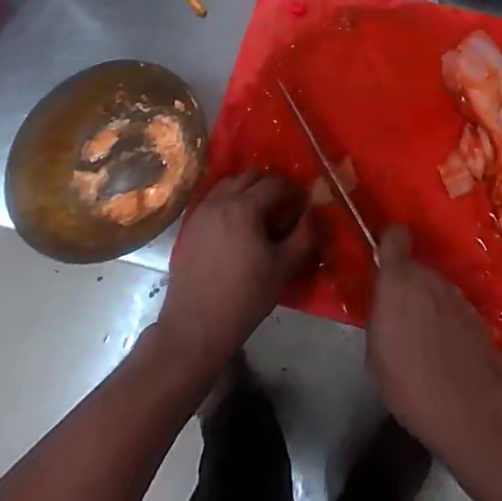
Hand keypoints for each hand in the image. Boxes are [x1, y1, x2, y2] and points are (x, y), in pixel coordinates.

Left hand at [159, 170, 318, 364]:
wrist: (195, 327)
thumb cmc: (244, 297)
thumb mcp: (284, 267)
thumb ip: (305, 235)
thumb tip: (313, 212)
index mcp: (243, 207)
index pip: (275, 183)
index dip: (294, 189)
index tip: (304, 203)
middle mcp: (219, 201)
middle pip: (250, 175)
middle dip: (271, 185)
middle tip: (284, 206)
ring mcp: (200, 212)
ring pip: (228, 184)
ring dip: (248, 189)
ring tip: (260, 214)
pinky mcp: (188, 226)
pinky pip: (212, 199)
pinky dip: (229, 201)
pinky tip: (236, 226)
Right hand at [366, 225, 501, 453]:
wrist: (474, 410)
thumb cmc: (412, 385)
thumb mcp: (376, 354)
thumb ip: (380, 315)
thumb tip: (386, 304)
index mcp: (399, 282)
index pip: (396, 236)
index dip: (390, 242)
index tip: (384, 260)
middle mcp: (430, 278)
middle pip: (415, 269)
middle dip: (406, 288)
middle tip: (399, 321)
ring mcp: (457, 294)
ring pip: (434, 289)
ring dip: (427, 306)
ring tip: (423, 344)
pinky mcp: (477, 314)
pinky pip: (452, 308)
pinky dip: (446, 322)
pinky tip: (445, 353)